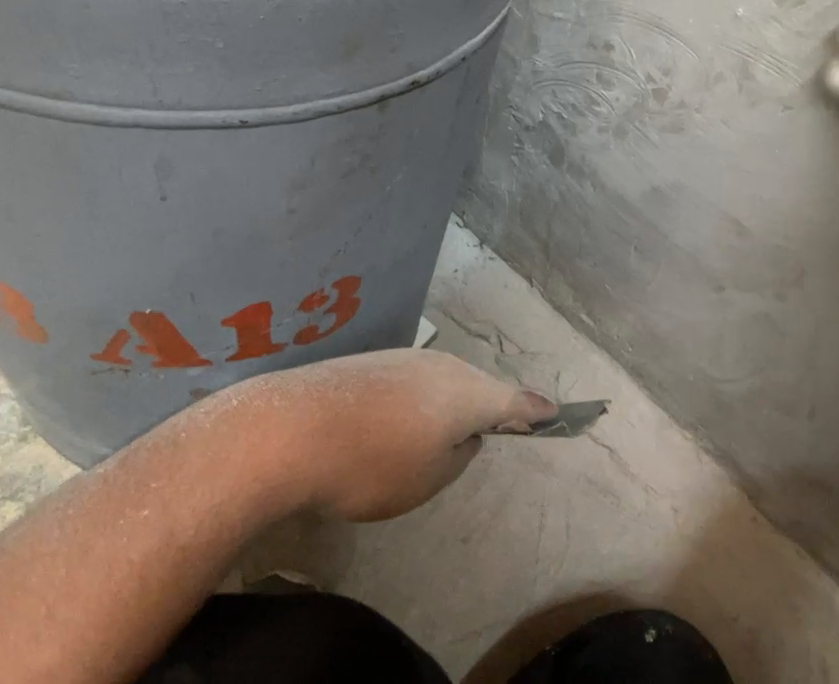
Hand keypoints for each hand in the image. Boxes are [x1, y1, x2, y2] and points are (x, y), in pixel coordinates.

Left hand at [224, 349, 555, 521]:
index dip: (536, 412)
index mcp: (469, 393)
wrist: (285, 431)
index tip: (552, 414)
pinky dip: (411, 403)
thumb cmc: (371, 465)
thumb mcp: (428, 480)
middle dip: (485, 409)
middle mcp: (443, 366)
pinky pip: (408, 384)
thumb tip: (463, 434)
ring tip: (428, 439)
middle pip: (477, 388)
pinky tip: (388, 427)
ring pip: (440, 383)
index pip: (516, 402)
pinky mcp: (370, 362)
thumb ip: (458, 456)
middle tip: (485, 434)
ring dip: (443, 406)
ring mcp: (404, 359)